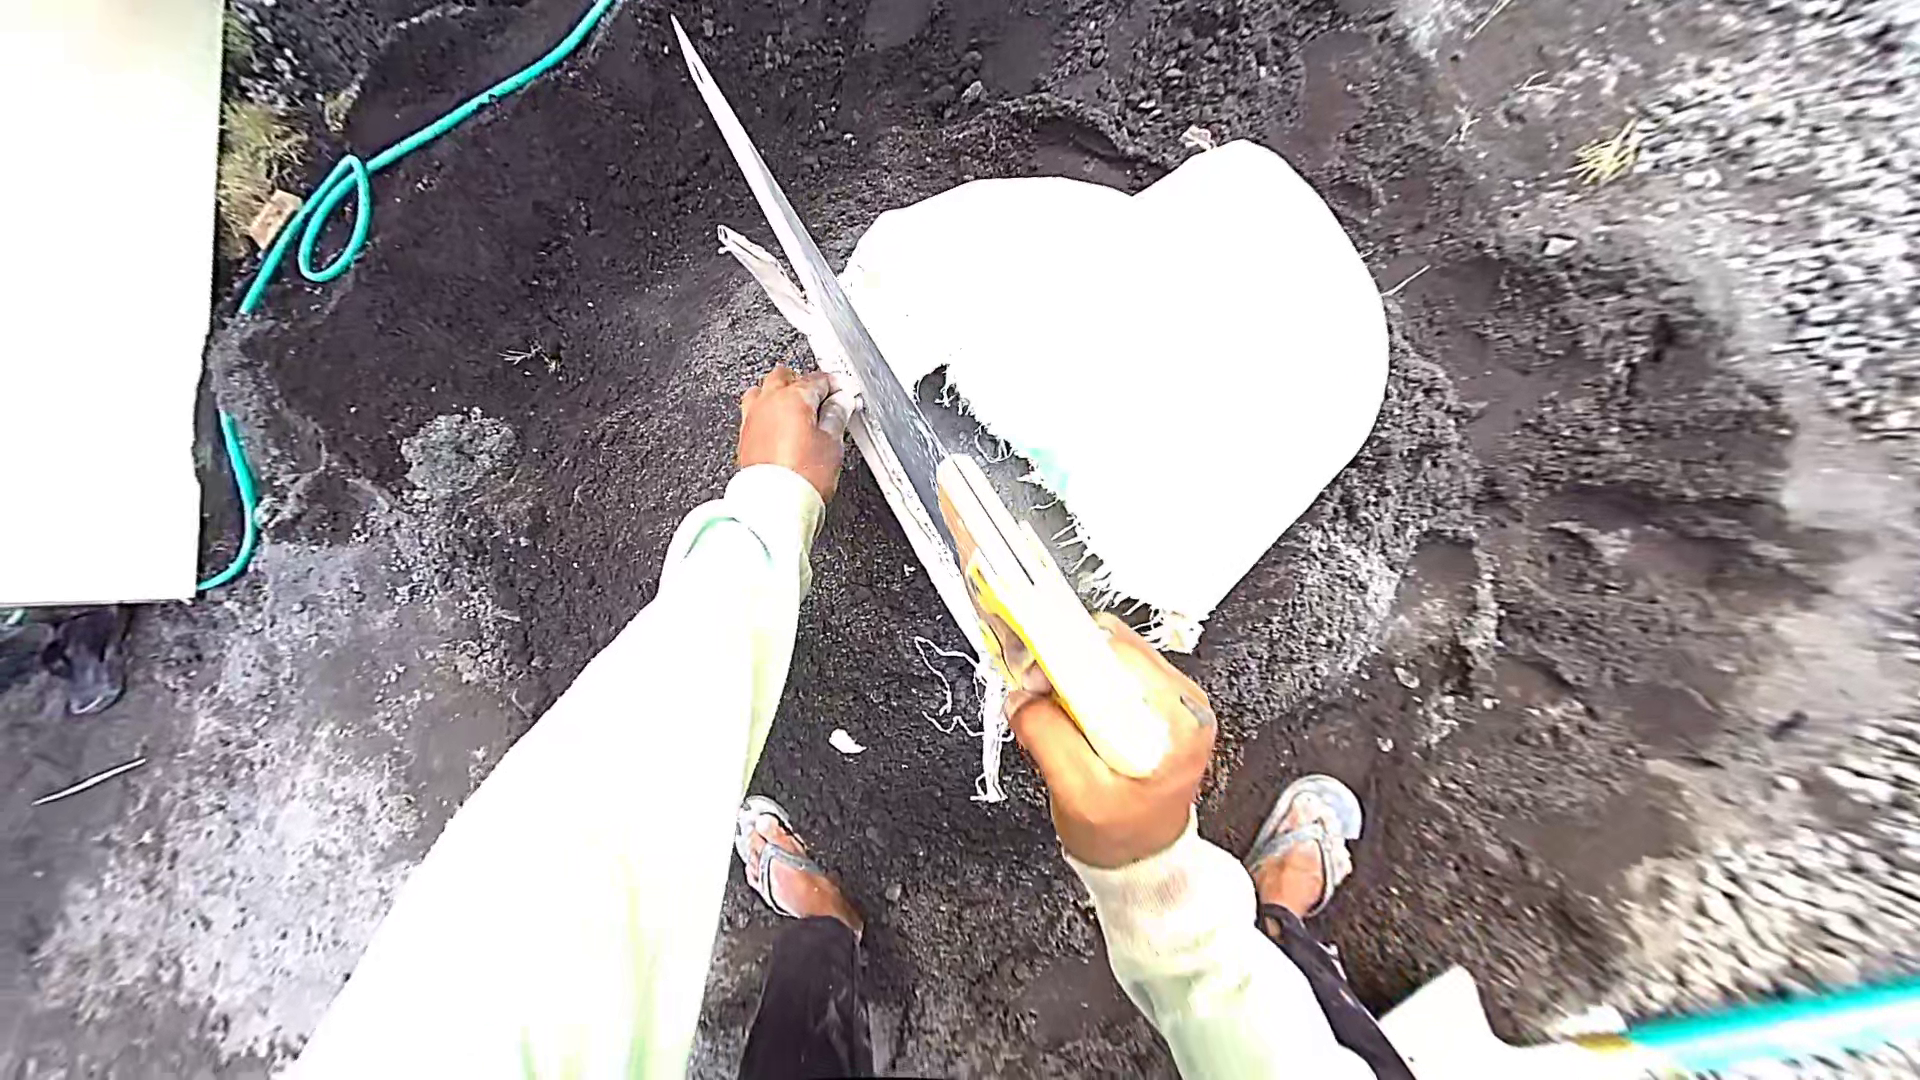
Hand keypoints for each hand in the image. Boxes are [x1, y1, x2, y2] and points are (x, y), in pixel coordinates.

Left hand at [737, 364, 856, 501]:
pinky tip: (778, 425)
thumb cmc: (802, 477)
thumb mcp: (832, 443)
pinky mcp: (744, 436)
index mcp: (793, 397)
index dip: (835, 385)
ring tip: (797, 409)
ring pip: (764, 390)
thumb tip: (840, 403)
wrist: (775, 504)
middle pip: (786, 377)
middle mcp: (769, 402)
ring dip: (781, 393)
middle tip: (822, 399)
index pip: (818, 379)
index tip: (844, 392)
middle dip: (804, 383)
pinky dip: (768, 412)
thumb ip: (837, 416)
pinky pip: (754, 411)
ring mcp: (753, 417)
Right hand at [1007, 613, 1217, 867]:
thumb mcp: (1076, 794)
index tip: (1034, 670)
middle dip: (1064, 663)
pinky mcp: (1153, 694)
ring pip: (1106, 650)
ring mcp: (1169, 695)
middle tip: (1037, 692)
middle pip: (1110, 644)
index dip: (1065, 657)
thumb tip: (1021, 697)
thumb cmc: (1123, 834)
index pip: (1116, 656)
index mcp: (1177, 722)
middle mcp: (1181, 700)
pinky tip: (1072, 711)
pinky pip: (1108, 664)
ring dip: (1069, 671)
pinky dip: (1079, 679)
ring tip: (1056, 710)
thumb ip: (1046, 736)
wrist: (1141, 853)